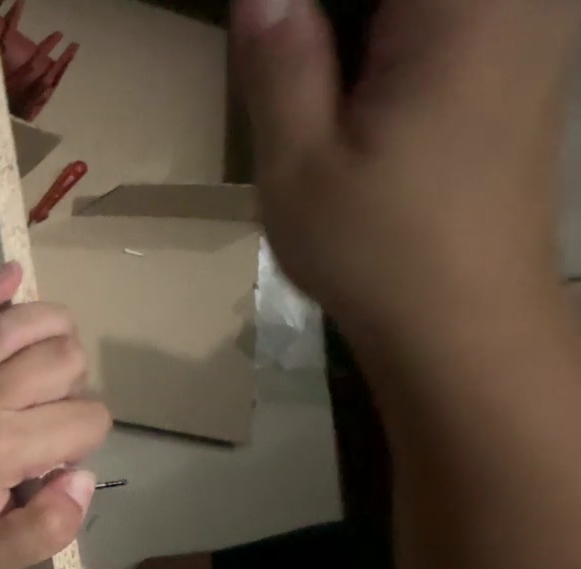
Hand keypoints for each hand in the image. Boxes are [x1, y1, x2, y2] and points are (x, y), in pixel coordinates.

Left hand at [0, 262, 110, 568]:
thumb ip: (49, 528)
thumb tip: (81, 477)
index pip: (88, 417)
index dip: (83, 441)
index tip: (49, 462)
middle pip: (65, 358)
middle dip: (73, 389)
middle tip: (42, 421)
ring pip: (24, 322)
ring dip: (52, 337)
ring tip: (41, 372)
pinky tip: (13, 278)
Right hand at [234, 0, 580, 360]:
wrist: (460, 309)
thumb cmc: (371, 243)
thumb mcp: (297, 161)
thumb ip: (281, 63)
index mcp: (464, 12)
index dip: (304, 3)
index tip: (263, 27)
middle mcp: (519, 1)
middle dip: (323, 17)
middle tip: (271, 46)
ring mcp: (533, 24)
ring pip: (423, 5)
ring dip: (351, 30)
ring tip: (294, 64)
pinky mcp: (523, 55)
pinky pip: (451, 19)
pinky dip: (386, 37)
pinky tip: (342, 75)